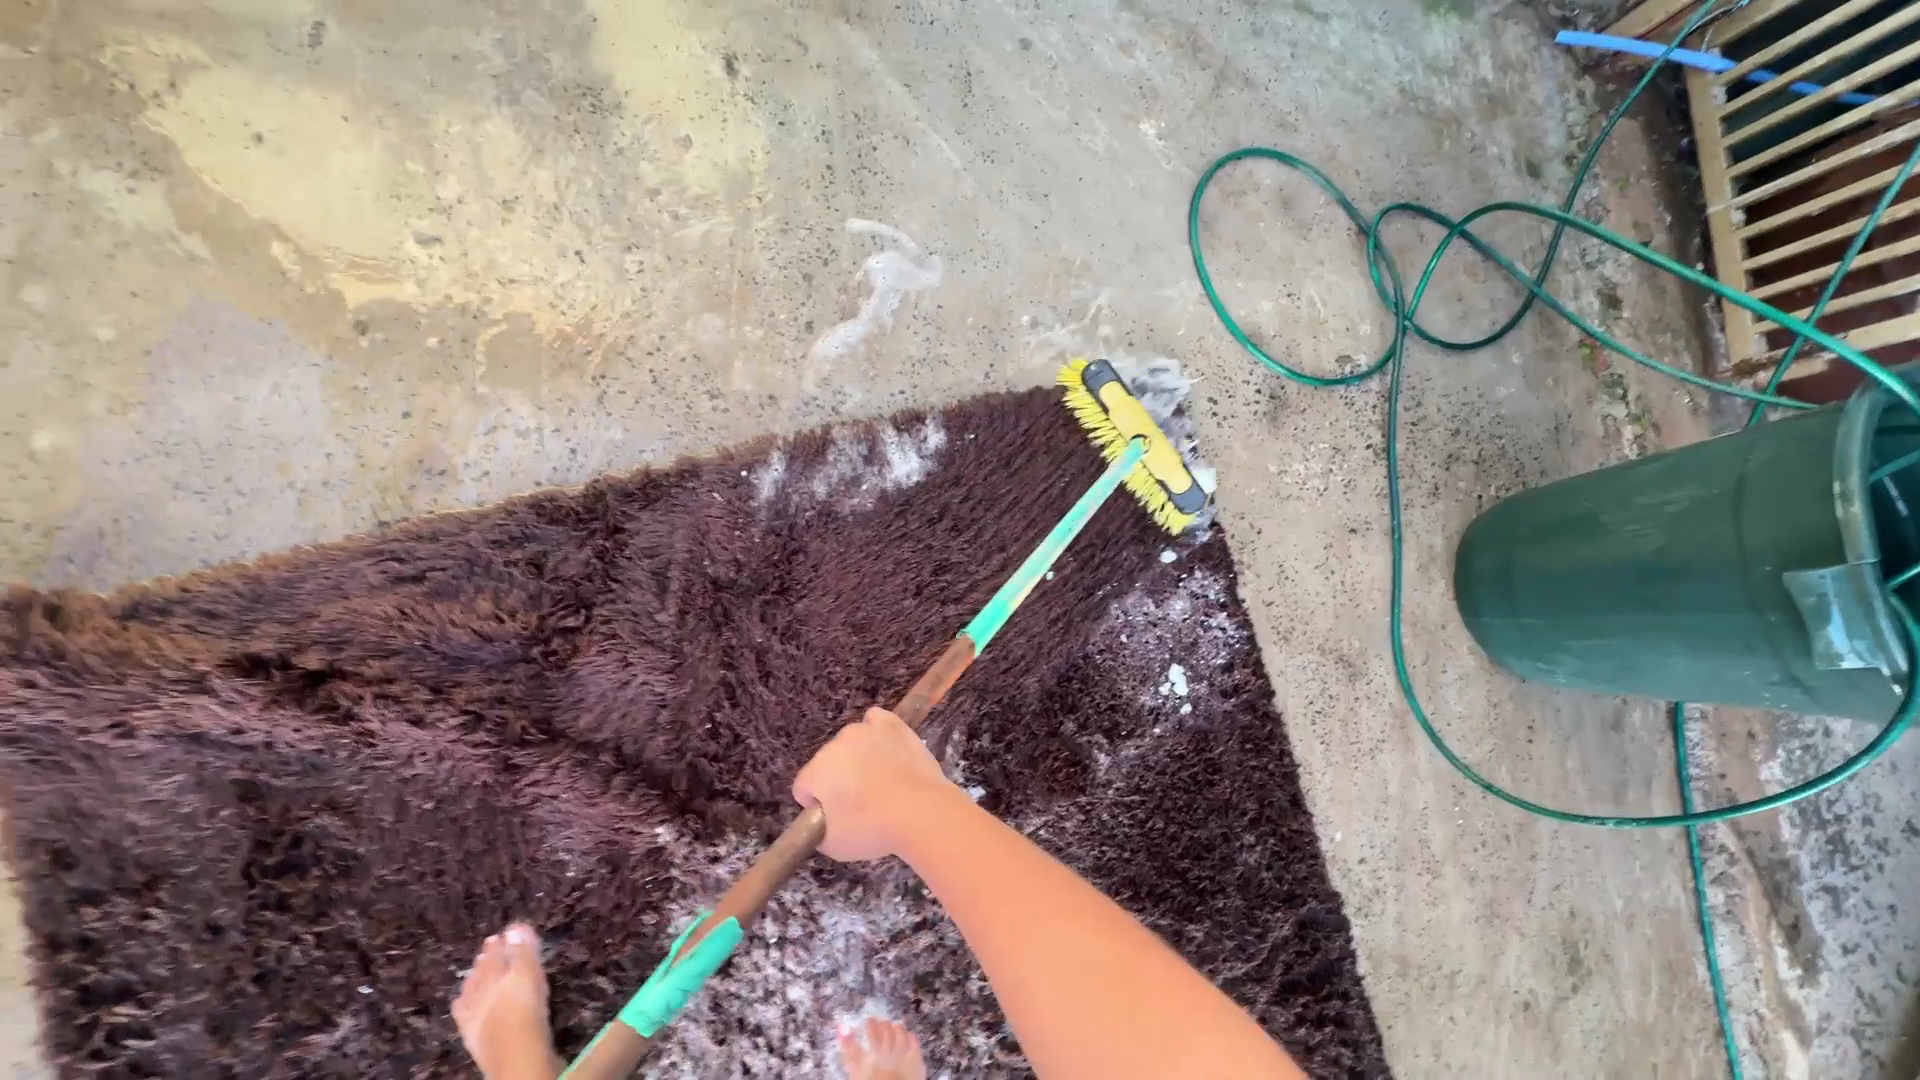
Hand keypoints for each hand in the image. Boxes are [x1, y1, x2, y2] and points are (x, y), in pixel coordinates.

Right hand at [792, 706, 959, 860]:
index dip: (818, 807)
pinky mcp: (891, 724)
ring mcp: (864, 730)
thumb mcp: (832, 845)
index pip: (804, 789)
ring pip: (850, 744)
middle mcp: (835, 744)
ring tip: (881, 781)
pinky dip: (877, 733)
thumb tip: (823, 818)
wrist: (920, 811)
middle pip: (828, 765)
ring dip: (858, 759)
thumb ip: (817, 828)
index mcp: (816, 771)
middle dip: (839, 782)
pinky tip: (885, 748)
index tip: (838, 818)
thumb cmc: (872, 829)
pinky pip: (875, 721)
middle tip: (862, 804)